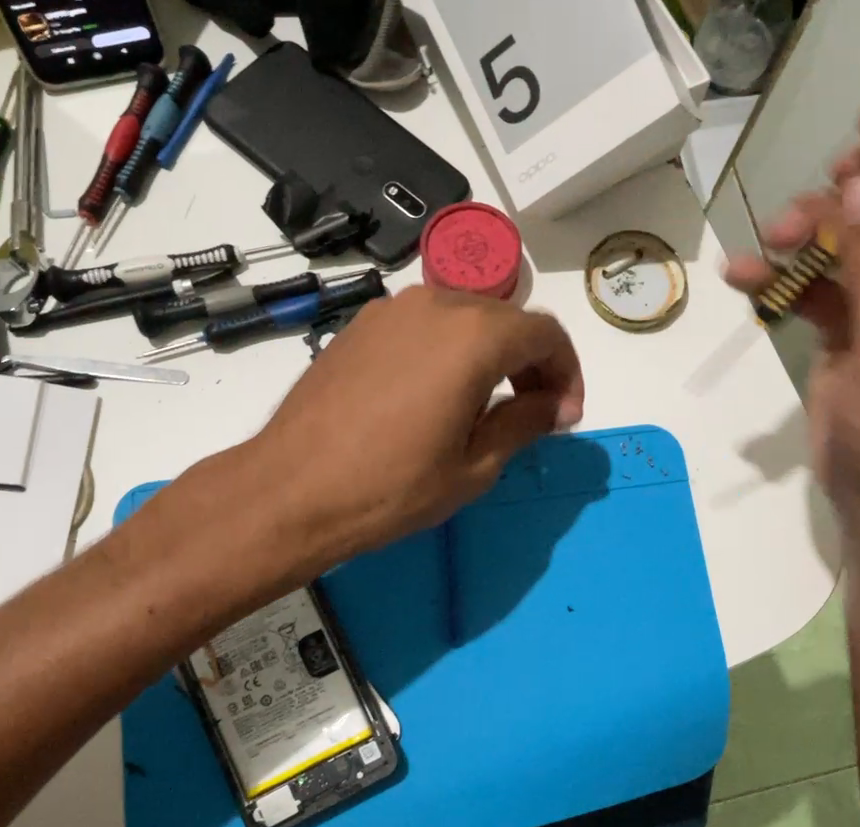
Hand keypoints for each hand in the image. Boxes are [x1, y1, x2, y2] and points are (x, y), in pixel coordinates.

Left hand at [248, 286, 583, 563]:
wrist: (292, 489)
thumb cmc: (391, 487)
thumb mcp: (473, 466)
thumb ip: (524, 423)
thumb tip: (556, 405)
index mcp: (473, 335)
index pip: (544, 334)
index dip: (567, 373)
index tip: (564, 416)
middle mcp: (435, 305)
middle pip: (505, 319)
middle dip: (531, 363)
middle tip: (534, 414)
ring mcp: (390, 311)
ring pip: (463, 318)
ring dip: (489, 355)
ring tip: (485, 409)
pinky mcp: (359, 327)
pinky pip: (423, 328)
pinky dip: (448, 352)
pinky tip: (437, 398)